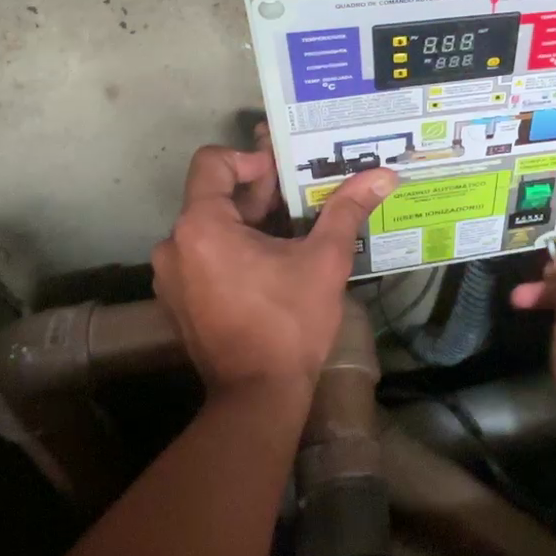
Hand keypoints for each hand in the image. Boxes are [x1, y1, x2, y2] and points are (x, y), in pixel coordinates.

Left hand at [152, 144, 396, 394]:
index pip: (212, 162)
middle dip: (260, 196)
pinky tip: (274, 268)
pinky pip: (204, 259)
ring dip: (250, 226)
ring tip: (294, 235)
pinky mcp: (178, 302)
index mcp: (200, 226)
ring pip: (211, 230)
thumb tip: (383, 174)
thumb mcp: (325, 260)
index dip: (250, 160)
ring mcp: (172, 277)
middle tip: (304, 203)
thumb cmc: (290, 322)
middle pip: (214, 197)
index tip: (285, 177)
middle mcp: (173, 245)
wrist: (258, 396)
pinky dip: (235, 253)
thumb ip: (347, 210)